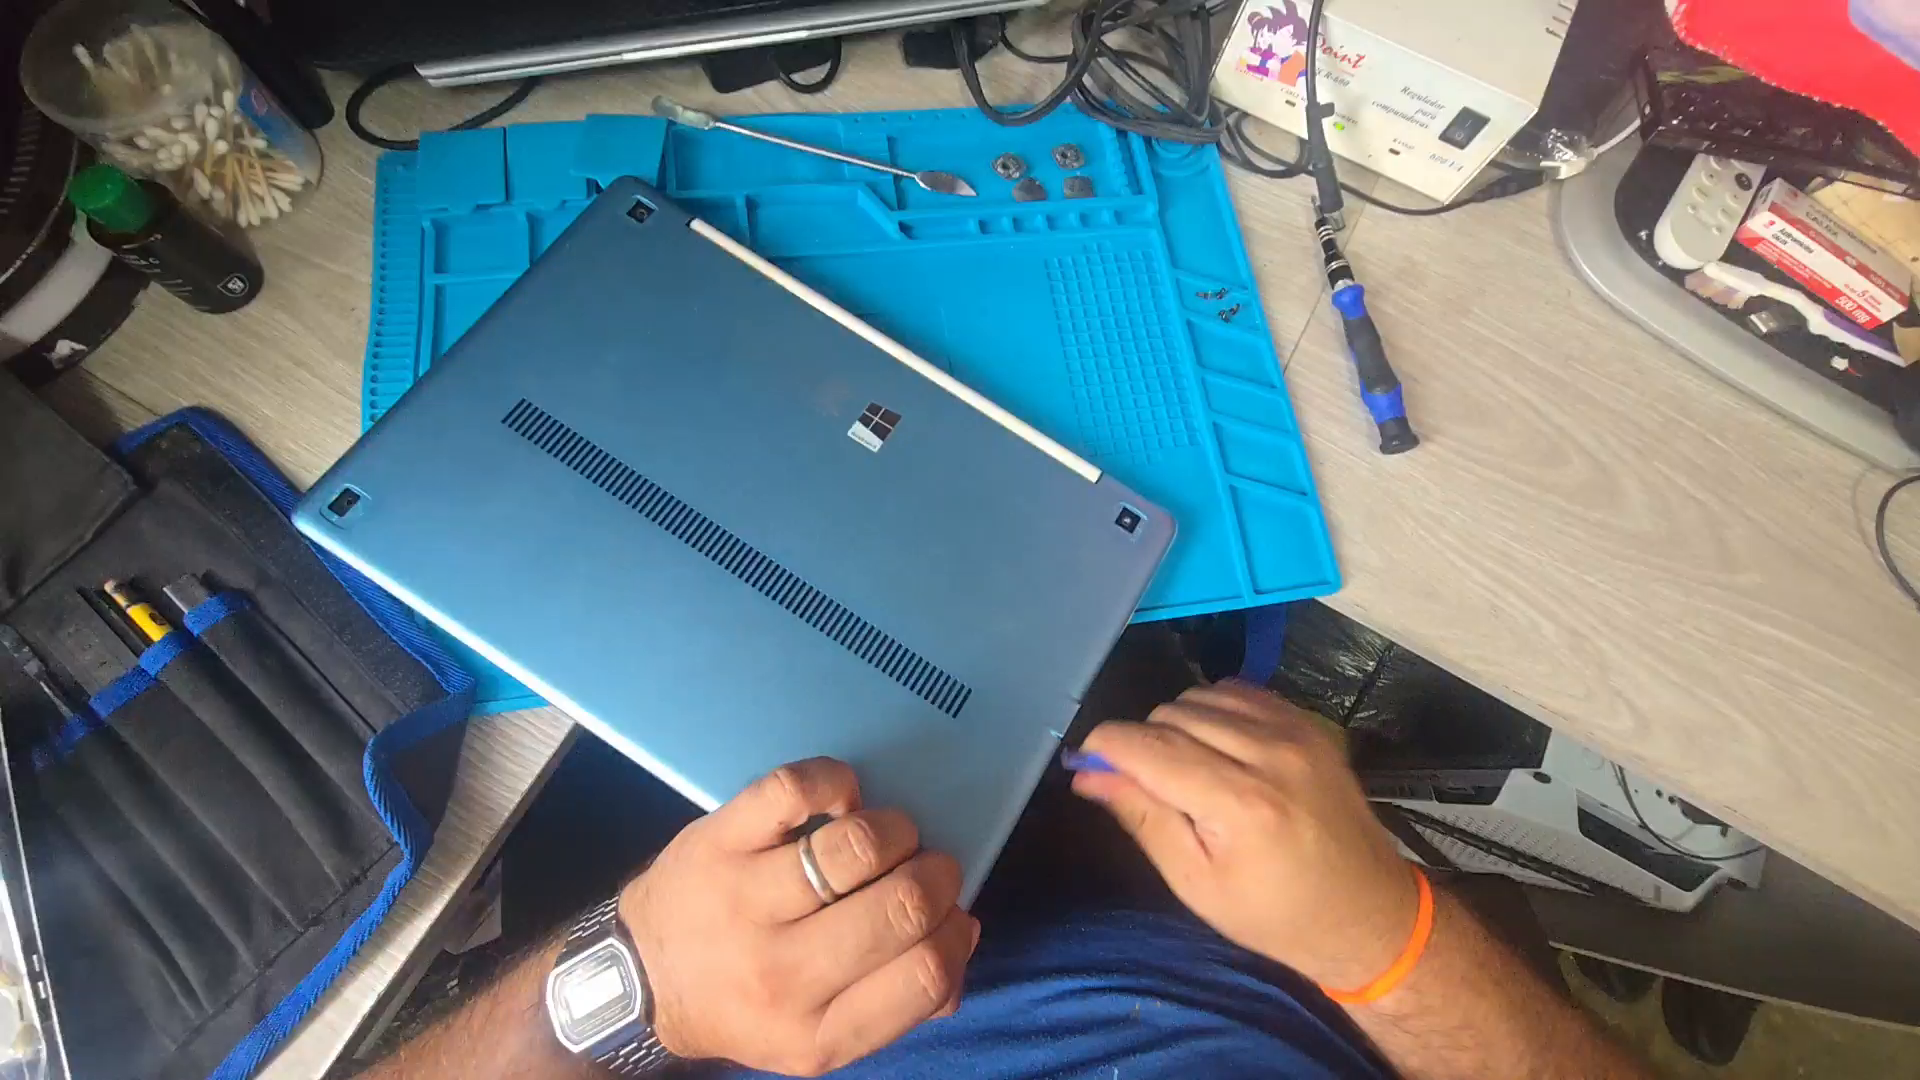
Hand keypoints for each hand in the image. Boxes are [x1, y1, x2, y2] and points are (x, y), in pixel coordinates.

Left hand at [619, 758, 977, 1075]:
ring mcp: (744, 901)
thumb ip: (897, 1001)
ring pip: (853, 848)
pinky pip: (792, 791)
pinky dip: (834, 782)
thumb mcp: (818, 1035)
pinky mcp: (719, 840)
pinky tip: (840, 800)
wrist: (644, 978)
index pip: (926, 975)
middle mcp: (780, 974)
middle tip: (928, 863)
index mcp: (816, 1033)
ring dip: (894, 830)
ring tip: (889, 834)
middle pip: (899, 905)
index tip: (951, 909)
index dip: (955, 929)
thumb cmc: (748, 1000)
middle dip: (934, 873)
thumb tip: (963, 934)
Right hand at [1072, 682, 1419, 991]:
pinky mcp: (1306, 722)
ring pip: (1197, 697)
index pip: (1148, 748)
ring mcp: (1293, 732)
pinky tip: (1216, 745)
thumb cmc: (1274, 915)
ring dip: (1175, 725)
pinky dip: (1210, 710)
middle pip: (1169, 716)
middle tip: (1146, 783)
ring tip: (1186, 768)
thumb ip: (1141, 818)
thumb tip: (1087, 773)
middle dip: (1141, 743)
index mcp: (1241, 805)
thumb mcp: (1196, 883)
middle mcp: (1268, 755)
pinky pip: (1233, 691)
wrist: (1369, 915)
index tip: (1088, 760)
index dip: (1105, 746)